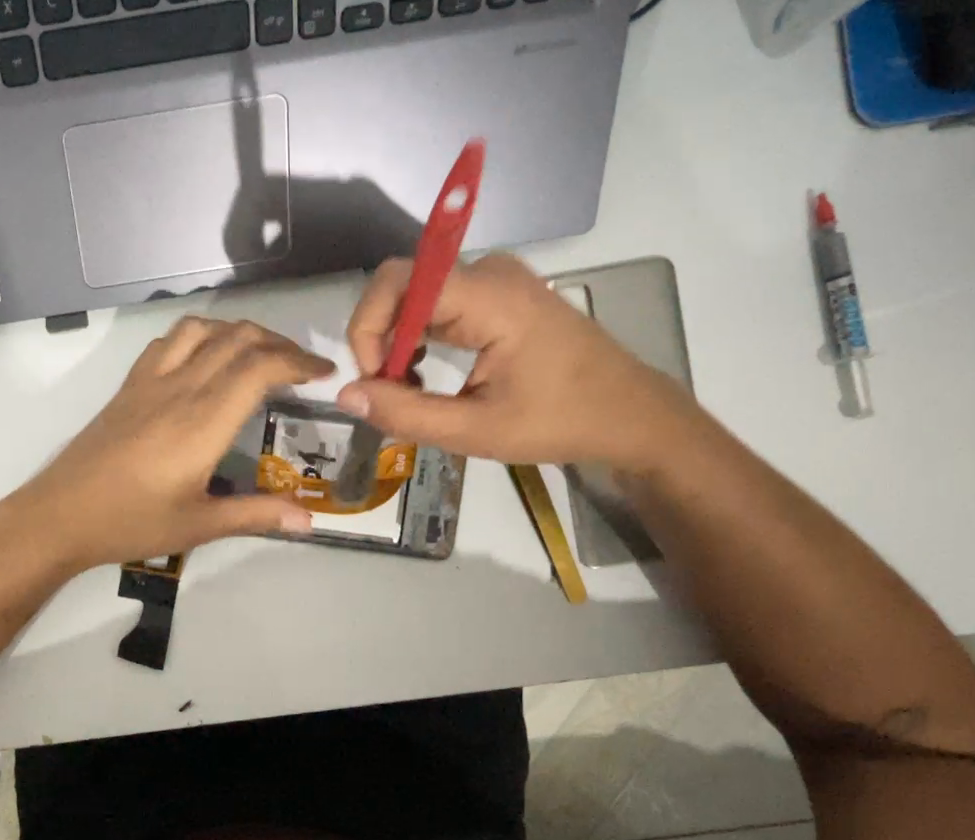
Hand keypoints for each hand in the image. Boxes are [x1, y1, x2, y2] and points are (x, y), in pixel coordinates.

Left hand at [3, 317, 333, 570]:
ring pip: (201, 330)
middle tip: (301, 368)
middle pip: (237, 338)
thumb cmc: (130, 522)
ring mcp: (150, 383)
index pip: (260, 366)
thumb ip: (255, 515)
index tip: (323, 373)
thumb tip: (308, 521)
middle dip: (278, 343)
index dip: (298, 361)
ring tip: (258, 355)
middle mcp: (180, 389)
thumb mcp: (198, 525)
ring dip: (237, 332)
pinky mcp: (128, 387)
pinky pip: (167, 342)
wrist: (60, 514)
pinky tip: (203, 360)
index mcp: (204, 421)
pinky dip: (198, 336)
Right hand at [336, 254, 698, 468]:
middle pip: (402, 283)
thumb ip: (406, 413)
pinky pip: (436, 301)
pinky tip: (425, 374)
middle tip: (387, 389)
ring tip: (408, 388)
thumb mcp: (475, 431)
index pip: (398, 280)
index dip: (369, 326)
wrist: (628, 414)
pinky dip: (418, 335)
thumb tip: (346, 395)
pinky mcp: (499, 293)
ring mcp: (497, 280)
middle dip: (379, 337)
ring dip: (397, 340)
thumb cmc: (559, 423)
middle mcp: (491, 273)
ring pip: (415, 293)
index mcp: (491, 299)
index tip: (375, 379)